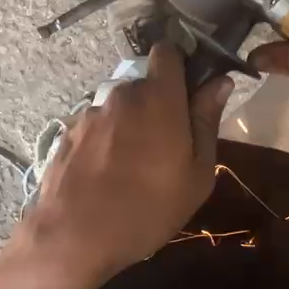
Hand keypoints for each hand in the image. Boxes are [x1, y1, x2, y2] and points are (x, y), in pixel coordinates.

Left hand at [13, 41, 232, 288]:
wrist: (73, 238)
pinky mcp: (67, 133)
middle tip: (168, 144)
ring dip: (130, 125)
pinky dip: (106, 142)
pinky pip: (97, 127)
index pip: (167, 50)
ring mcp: (89, 113)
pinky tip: (107, 177)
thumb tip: (220, 82)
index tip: (190, 89)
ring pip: (119, 108)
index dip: (181, 63)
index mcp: (157, 97)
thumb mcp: (197, 174)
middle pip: (144, 84)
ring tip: (134, 168)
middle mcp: (120, 94)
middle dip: (158, 104)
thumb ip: (207, 121)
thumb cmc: (147, 209)